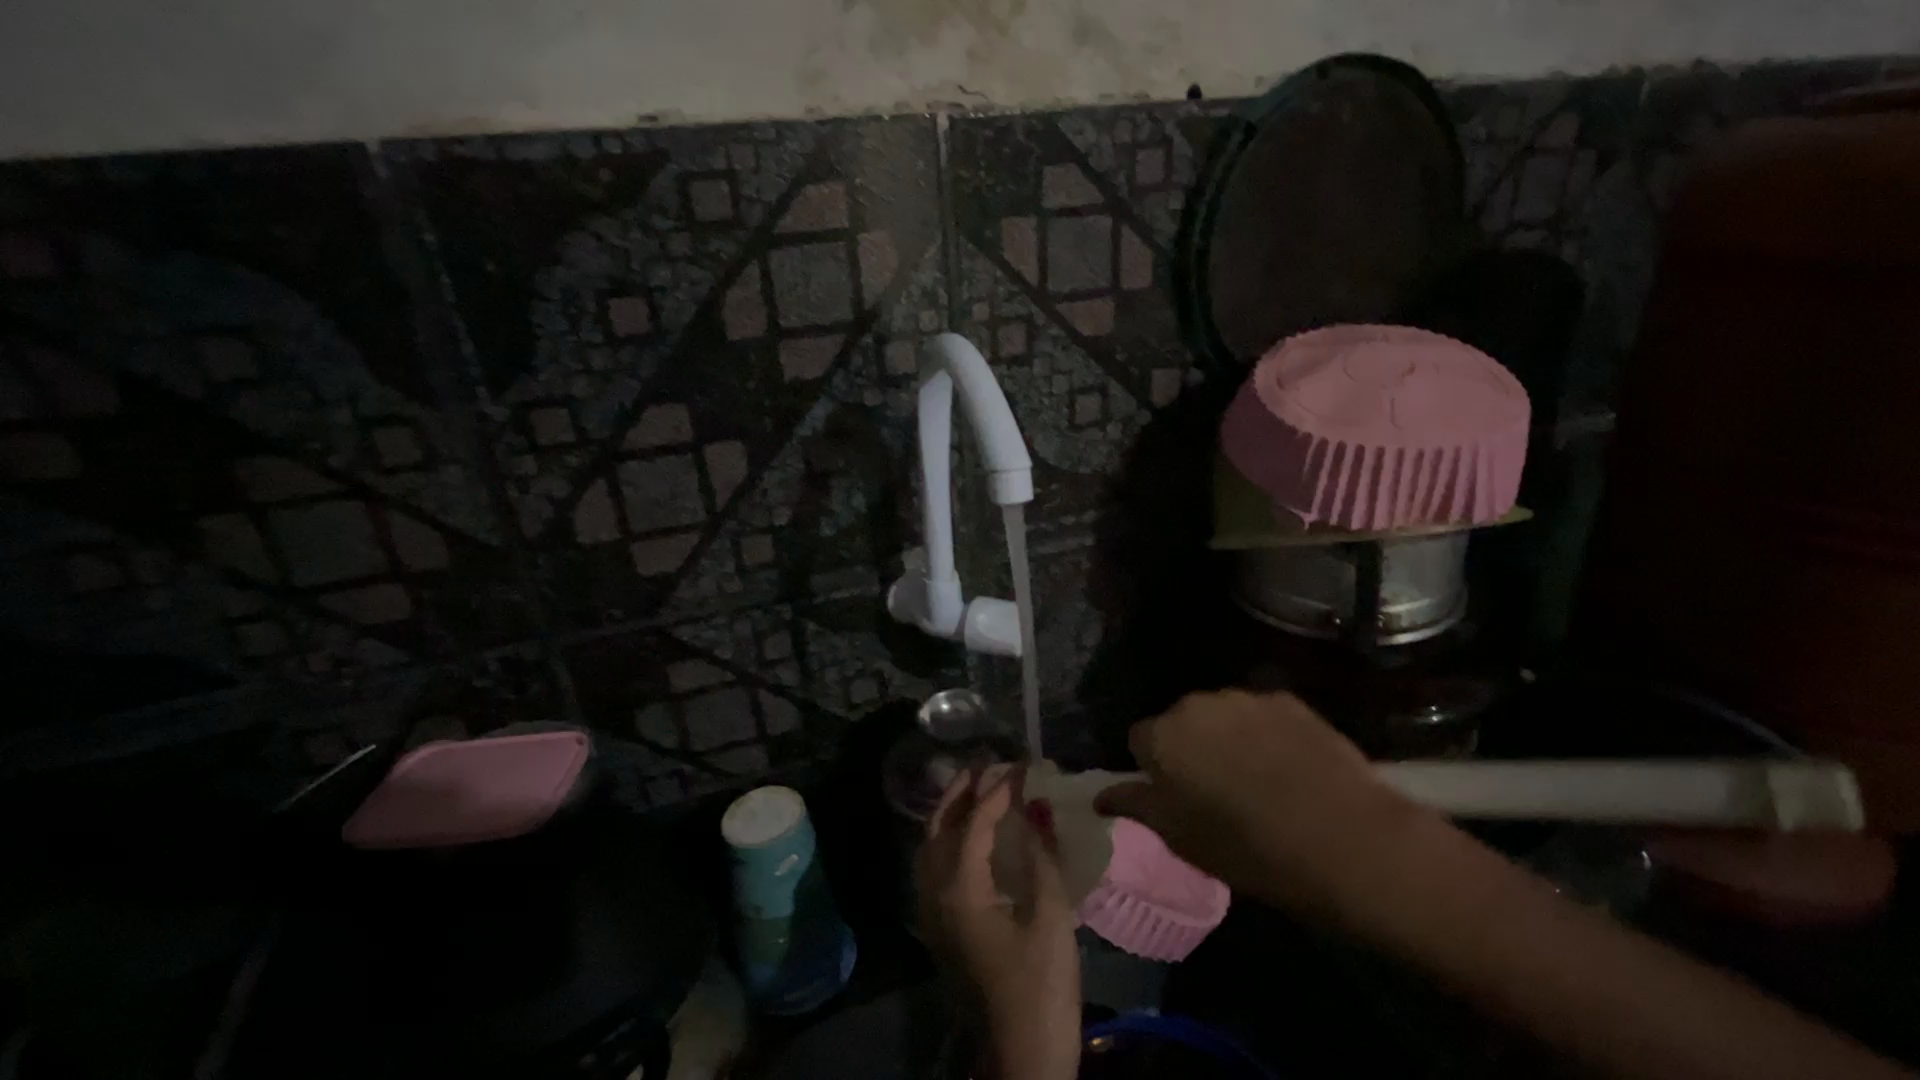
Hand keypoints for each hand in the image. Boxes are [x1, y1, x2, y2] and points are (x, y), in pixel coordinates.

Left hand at [916, 766, 1080, 1079]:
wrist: (1020, 1055)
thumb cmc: (1042, 986)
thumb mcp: (1051, 917)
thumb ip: (1040, 856)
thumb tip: (1034, 808)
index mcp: (959, 888)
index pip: (974, 821)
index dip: (999, 790)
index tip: (1022, 764)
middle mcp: (933, 893)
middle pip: (938, 826)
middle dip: (961, 790)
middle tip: (987, 762)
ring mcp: (930, 913)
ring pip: (929, 847)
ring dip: (950, 812)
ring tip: (976, 789)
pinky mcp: (938, 929)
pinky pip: (932, 868)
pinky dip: (947, 840)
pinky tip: (969, 837)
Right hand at [1096, 690, 1432, 919]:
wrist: (1341, 838)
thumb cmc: (1245, 847)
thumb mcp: (1179, 838)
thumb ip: (1135, 806)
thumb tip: (1099, 796)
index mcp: (1161, 735)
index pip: (1139, 741)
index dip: (1154, 769)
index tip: (1175, 797)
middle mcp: (1196, 704)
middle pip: (1180, 722)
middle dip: (1190, 747)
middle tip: (1214, 790)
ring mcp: (1246, 698)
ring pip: (1222, 715)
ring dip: (1227, 737)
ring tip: (1255, 777)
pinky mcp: (1290, 700)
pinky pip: (1262, 714)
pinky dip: (1265, 734)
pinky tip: (1287, 767)